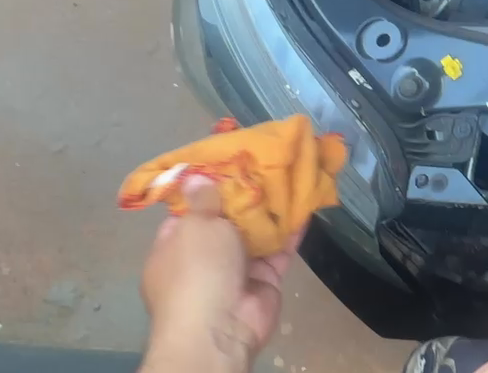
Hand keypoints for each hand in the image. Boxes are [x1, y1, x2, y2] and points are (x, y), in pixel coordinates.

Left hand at [139, 176, 297, 372]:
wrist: (221, 328)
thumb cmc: (197, 272)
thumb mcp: (195, 227)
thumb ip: (204, 200)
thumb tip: (195, 176)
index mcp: (175, 247)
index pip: (190, 210)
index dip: (209, 185)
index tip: (232, 159)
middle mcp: (205, 256)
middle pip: (230, 217)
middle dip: (250, 192)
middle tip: (273, 159)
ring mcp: (237, 268)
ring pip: (260, 229)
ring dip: (277, 205)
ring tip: (298, 170)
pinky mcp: (266, 276)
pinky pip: (283, 245)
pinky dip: (296, 225)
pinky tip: (311, 198)